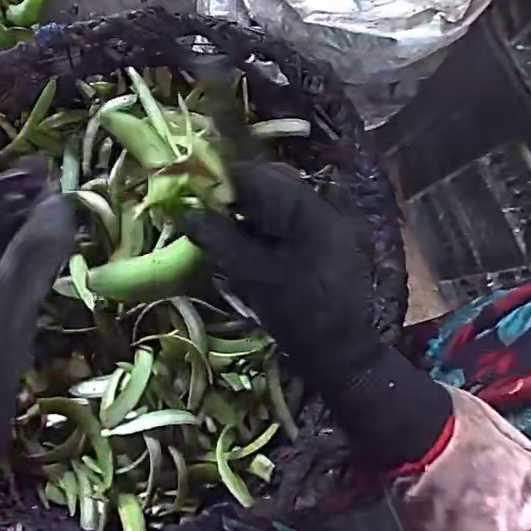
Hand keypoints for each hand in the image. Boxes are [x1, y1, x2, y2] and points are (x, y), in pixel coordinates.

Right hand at [182, 163, 374, 387]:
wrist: (342, 356)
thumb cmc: (300, 314)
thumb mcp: (253, 275)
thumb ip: (219, 238)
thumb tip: (188, 213)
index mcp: (307, 210)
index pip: (258, 175)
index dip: (221, 178)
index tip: (190, 188)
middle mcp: (316, 210)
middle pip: (265, 183)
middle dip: (230, 193)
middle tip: (198, 207)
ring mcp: (318, 227)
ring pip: (271, 202)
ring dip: (240, 209)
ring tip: (211, 223)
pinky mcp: (314, 244)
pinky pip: (279, 222)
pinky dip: (254, 226)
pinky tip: (233, 240)